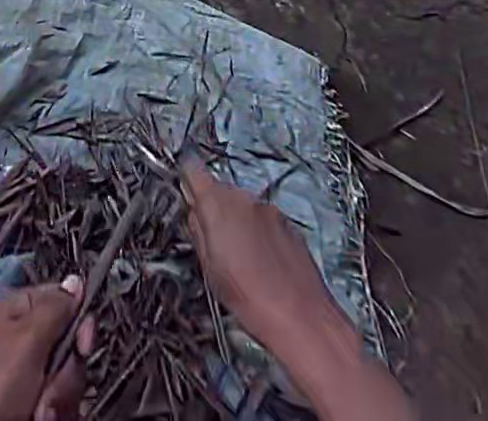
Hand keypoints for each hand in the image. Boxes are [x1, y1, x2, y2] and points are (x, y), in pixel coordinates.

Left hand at [0, 275, 96, 420]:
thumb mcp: (26, 337)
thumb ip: (55, 308)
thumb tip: (76, 279)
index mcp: (24, 312)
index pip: (66, 302)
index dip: (80, 321)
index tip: (82, 342)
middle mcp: (32, 340)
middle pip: (74, 346)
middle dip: (67, 372)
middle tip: (48, 386)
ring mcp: (36, 375)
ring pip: (72, 380)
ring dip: (60, 398)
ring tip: (38, 410)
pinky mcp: (39, 404)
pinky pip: (65, 405)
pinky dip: (56, 414)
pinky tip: (39, 418)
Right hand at [180, 156, 351, 354]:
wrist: (300, 316)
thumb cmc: (248, 295)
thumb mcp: (207, 265)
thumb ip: (196, 229)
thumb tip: (194, 213)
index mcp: (216, 202)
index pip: (192, 169)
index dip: (187, 181)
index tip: (187, 195)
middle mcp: (243, 197)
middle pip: (219, 190)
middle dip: (214, 210)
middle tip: (214, 242)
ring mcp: (268, 209)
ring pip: (243, 206)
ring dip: (238, 222)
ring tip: (241, 258)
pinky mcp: (289, 224)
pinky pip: (264, 220)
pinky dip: (259, 233)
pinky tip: (262, 263)